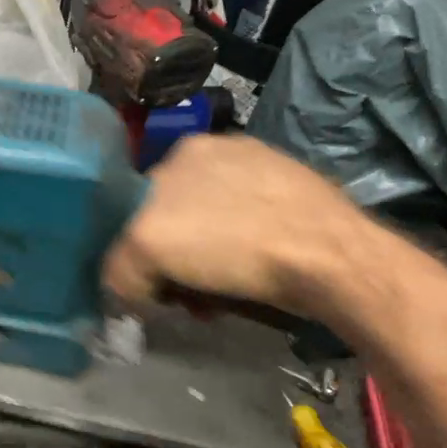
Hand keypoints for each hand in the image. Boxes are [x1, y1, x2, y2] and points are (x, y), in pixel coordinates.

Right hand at [103, 135, 373, 315]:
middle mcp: (221, 152)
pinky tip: (245, 284)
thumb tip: (124, 288)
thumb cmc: (232, 242)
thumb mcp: (147, 247)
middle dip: (168, 259)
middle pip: (171, 216)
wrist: (329, 258)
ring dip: (200, 268)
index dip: (130, 244)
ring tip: (214, 298)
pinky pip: (243, 236)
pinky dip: (235, 263)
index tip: (143, 279)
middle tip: (179, 294)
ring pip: (207, 230)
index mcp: (184, 149)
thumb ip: (117, 265)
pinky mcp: (295, 200)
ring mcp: (263, 173)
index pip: (134, 200)